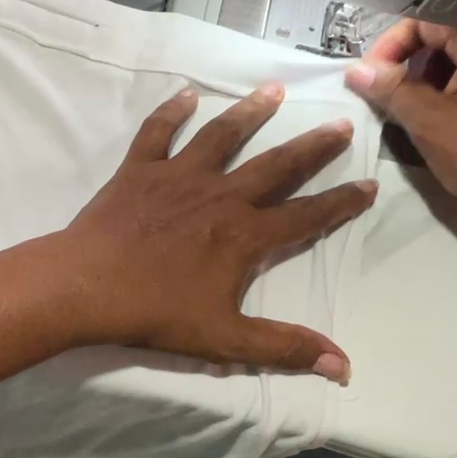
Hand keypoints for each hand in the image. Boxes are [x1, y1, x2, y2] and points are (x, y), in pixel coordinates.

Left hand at [60, 85, 375, 383]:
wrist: (87, 287)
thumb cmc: (154, 313)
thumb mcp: (223, 339)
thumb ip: (283, 347)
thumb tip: (342, 366)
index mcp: (245, 235)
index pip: (306, 216)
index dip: (341, 203)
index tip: (369, 184)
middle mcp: (219, 196)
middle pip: (276, 165)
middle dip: (312, 146)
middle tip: (340, 125)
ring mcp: (178, 177)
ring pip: (222, 136)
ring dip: (251, 112)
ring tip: (275, 91)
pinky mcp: (138, 170)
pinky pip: (158, 132)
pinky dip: (172, 111)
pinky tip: (186, 94)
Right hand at [344, 19, 456, 243]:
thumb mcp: (430, 125)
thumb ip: (393, 91)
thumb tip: (357, 69)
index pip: (430, 19)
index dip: (392, 44)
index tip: (371, 77)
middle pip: (455, 34)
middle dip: (415, 63)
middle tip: (392, 98)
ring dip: (440, 78)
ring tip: (421, 114)